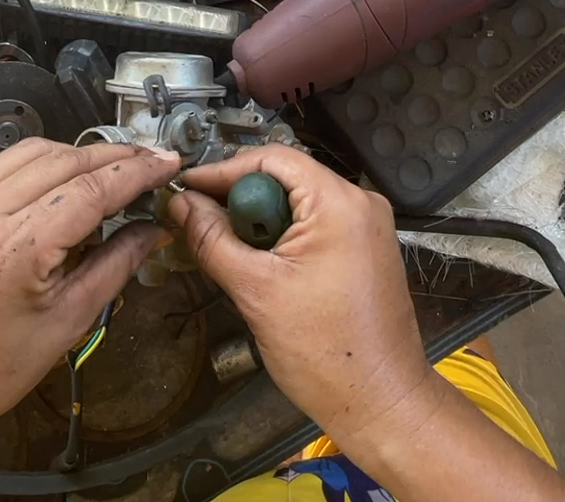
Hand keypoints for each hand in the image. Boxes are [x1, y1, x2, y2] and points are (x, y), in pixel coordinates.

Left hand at [0, 139, 180, 465]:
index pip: (90, 189)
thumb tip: (155, 228)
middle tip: (153, 163)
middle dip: (116, 156)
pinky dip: (46, 160)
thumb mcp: (67, 323)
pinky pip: (7, 163)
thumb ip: (116, 264)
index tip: (169, 163)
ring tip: (117, 169)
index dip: (137, 172)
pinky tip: (69, 177)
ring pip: (36, 151)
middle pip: (65, 160)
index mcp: (11, 251)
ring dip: (82, 154)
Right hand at [166, 146, 437, 448]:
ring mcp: (367, 225)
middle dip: (240, 198)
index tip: (185, 187)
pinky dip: (283, 235)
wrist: (383, 405)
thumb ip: (212, 239)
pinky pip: (315, 223)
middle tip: (198, 218)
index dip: (224, 170)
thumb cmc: (323, 352)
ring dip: (259, 219)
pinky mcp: (366, 247)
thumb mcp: (256, 291)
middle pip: (286, 178)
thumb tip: (180, 203)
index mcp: (339, 202)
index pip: (273, 159)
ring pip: (298, 202)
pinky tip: (257, 259)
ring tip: (223, 243)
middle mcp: (360, 201)